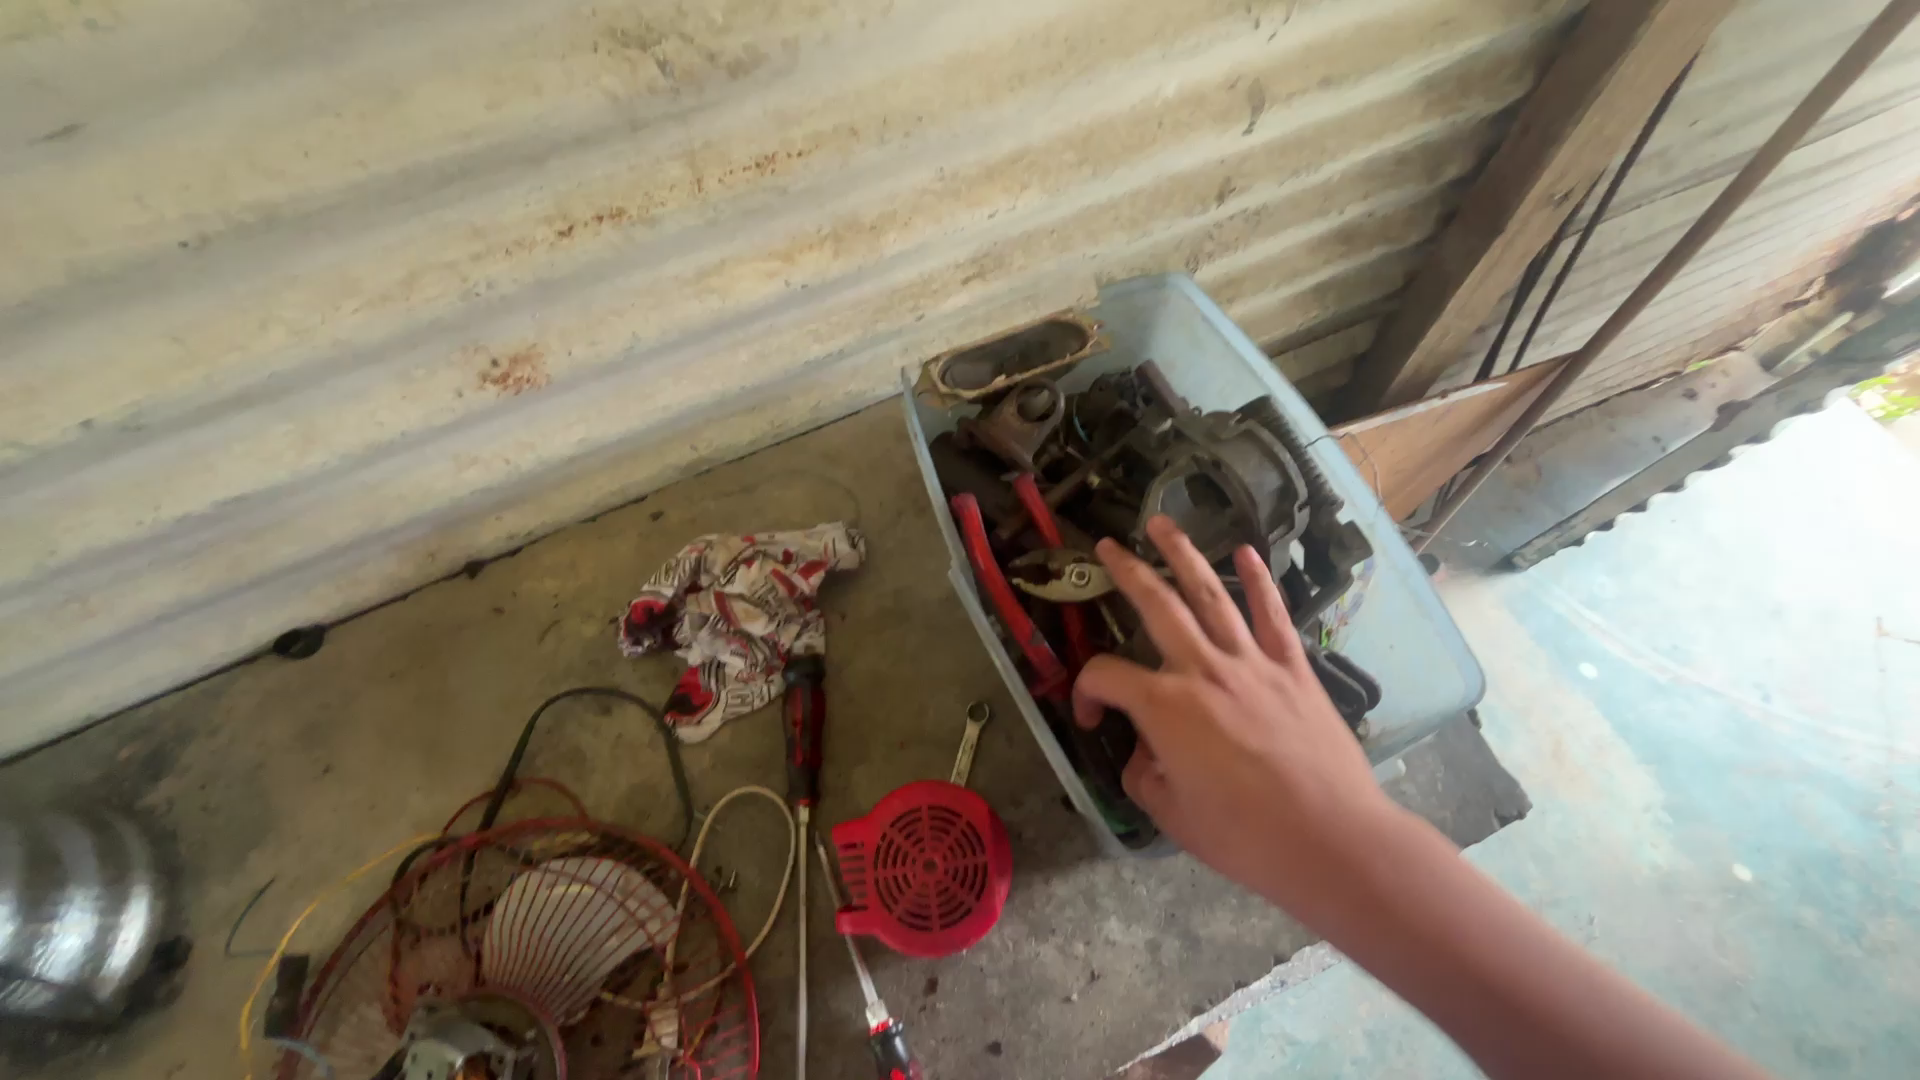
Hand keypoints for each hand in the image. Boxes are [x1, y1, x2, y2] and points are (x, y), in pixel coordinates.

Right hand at [1072, 516, 1400, 915]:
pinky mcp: (1293, 669)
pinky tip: (1247, 552)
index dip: (1085, 692)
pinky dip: (1259, 581)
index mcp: (1163, 706)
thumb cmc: (1244, 836)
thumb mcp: (1171, 813)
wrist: (1331, 841)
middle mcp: (1202, 669)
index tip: (1091, 718)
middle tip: (1109, 545)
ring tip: (1162, 525)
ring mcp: (1251, 663)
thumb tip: (1145, 750)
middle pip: (1156, 605)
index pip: (1105, 676)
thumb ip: (1143, 772)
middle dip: (1127, 570)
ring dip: (1183, 555)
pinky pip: (1272, 615)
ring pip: (1210, 595)